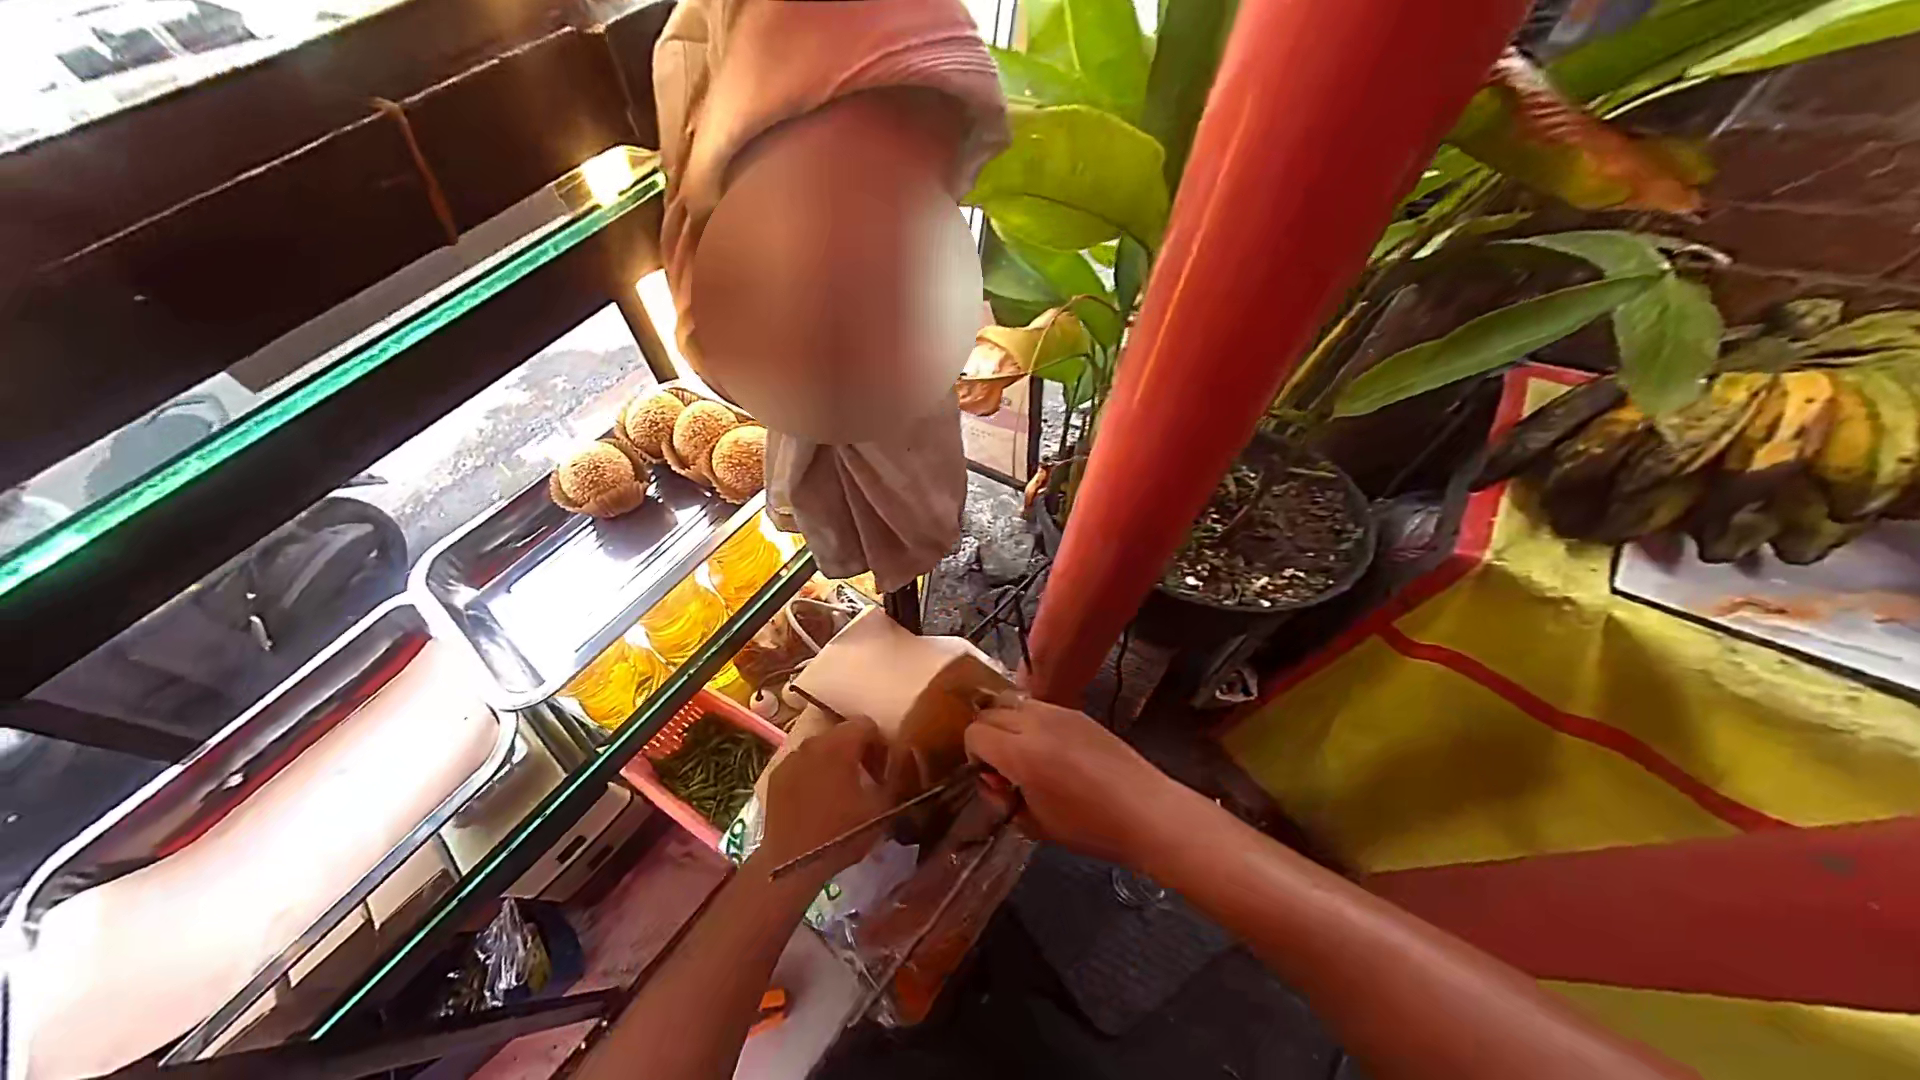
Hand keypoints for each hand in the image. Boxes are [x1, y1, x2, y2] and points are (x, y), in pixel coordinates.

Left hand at [752, 715, 901, 887]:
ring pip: (822, 747)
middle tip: (868, 779)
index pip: (868, 724)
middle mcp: (813, 742)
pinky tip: (819, 799)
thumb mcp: (883, 807)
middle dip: (860, 750)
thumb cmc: (841, 833)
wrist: (792, 864)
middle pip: (844, 733)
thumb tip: (908, 754)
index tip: (884, 770)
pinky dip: (814, 772)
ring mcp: (791, 757)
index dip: (881, 744)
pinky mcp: (776, 775)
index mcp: (840, 744)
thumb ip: (900, 775)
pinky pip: (803, 763)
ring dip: (836, 760)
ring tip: (844, 790)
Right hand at [964, 697, 1198, 866]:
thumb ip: (1002, 798)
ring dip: (1007, 724)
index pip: (974, 733)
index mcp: (1020, 752)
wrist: (1146, 811)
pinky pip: (1038, 706)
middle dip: (987, 736)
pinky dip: (1030, 721)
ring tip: (1025, 755)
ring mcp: (1058, 711)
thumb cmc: (1089, 826)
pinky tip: (1050, 750)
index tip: (991, 778)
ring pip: (1012, 702)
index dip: (973, 755)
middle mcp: (1035, 722)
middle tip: (1004, 767)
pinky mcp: (1076, 712)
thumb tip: (993, 780)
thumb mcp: (1034, 824)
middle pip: (989, 711)